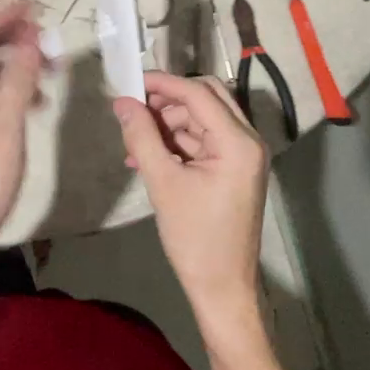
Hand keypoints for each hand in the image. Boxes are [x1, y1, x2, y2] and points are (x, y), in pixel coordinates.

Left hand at [0, 0, 45, 270]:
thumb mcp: (5, 133)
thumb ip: (18, 84)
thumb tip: (31, 40)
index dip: (3, 14)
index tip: (36, 8)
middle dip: (13, 35)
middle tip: (49, 39)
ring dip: (16, 62)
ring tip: (50, 72)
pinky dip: (10, 87)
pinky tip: (35, 104)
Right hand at [113, 71, 269, 342]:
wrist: (222, 287)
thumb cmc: (195, 238)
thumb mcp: (163, 184)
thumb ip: (142, 137)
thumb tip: (121, 102)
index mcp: (238, 142)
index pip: (199, 94)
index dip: (163, 83)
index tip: (130, 82)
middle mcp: (248, 140)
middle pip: (207, 98)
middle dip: (168, 100)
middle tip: (133, 107)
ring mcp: (243, 155)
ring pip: (203, 119)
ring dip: (168, 123)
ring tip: (134, 142)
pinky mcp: (234, 169)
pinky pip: (204, 140)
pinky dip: (177, 142)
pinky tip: (146, 157)